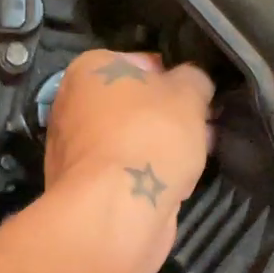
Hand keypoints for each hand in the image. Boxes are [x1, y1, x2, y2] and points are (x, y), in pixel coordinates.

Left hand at [42, 50, 214, 271]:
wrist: (115, 210)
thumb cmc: (149, 136)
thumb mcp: (188, 92)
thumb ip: (194, 79)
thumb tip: (192, 82)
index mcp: (88, 69)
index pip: (141, 63)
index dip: (176, 79)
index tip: (199, 99)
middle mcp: (71, 104)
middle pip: (134, 104)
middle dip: (169, 117)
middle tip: (202, 130)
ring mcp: (73, 148)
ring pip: (131, 139)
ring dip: (161, 148)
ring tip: (194, 160)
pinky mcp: (82, 185)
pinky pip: (124, 172)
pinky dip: (146, 176)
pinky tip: (173, 186)